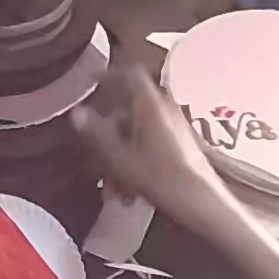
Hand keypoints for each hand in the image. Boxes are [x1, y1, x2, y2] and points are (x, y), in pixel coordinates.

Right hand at [70, 65, 241, 233]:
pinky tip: (129, 194)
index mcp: (150, 105)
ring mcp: (173, 128)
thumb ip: (97, 134)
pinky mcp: (179, 146)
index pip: (129, 74)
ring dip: (119, 160)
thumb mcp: (120, 158)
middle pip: (126, 113)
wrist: (202, 204)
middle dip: (107, 139)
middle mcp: (164, 110)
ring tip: (113, 191)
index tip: (90, 83)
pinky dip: (135, 164)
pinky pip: (149, 146)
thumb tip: (76, 113)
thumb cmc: (160, 178)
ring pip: (135, 135)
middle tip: (93, 161)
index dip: (108, 75)